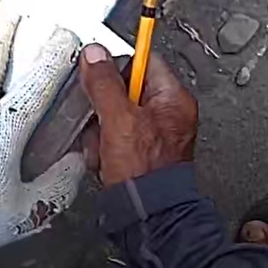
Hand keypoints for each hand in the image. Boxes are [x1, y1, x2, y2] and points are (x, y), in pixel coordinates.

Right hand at [79, 43, 196, 185]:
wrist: (146, 213)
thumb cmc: (144, 171)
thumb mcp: (119, 120)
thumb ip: (105, 85)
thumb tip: (94, 55)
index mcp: (173, 99)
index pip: (143, 62)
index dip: (116, 67)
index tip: (96, 73)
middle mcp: (166, 115)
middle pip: (124, 92)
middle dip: (103, 108)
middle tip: (100, 121)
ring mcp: (152, 136)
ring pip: (114, 118)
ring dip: (99, 131)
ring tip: (102, 147)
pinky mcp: (138, 154)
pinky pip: (113, 139)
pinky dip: (103, 148)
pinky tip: (103, 159)